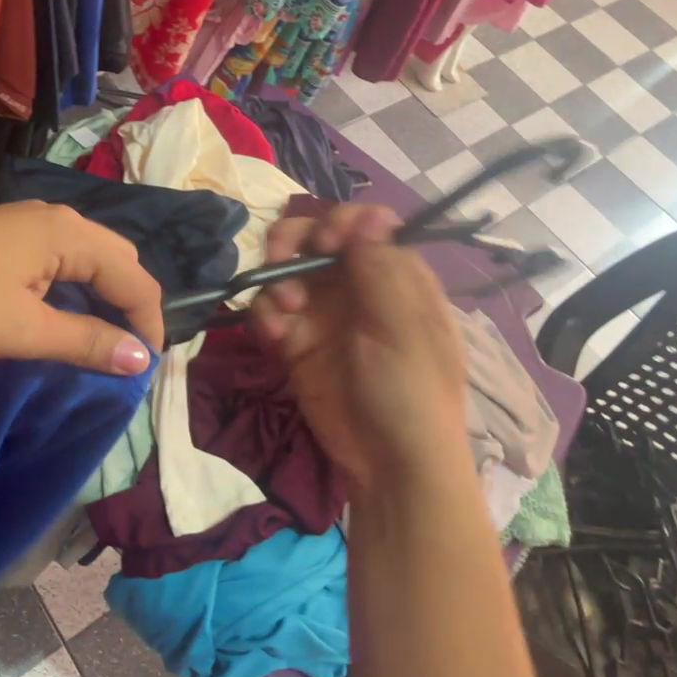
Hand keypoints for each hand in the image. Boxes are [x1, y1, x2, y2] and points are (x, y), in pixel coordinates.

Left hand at [0, 202, 164, 374]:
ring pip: (84, 256)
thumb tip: (141, 358)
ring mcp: (22, 221)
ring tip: (97, 338)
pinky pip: (55, 256)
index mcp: (68, 233)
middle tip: (125, 352)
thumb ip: (86, 342)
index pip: (133, 277)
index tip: (145, 369)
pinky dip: (70, 285)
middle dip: (129, 304)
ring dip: (99, 294)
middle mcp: (53, 217)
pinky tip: (57, 311)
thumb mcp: (23, 331)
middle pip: (115, 258)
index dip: (148, 324)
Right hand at [248, 204, 467, 493]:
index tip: (325, 243)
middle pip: (314, 239)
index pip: (363, 224)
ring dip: (275, 282)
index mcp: (395, 276)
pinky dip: (264, 317)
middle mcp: (356, 286)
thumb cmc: (411, 393)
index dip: (339, 222)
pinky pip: (269, 311)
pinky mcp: (296, 341)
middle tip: (282, 263)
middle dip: (291, 243)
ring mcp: (323, 313)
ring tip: (283, 312)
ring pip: (285, 271)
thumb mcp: (403, 330)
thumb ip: (381, 270)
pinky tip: (273, 338)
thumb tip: (369, 214)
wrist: (388, 463)